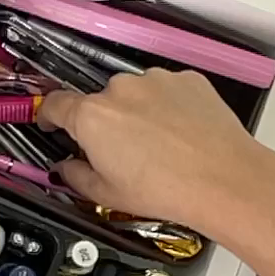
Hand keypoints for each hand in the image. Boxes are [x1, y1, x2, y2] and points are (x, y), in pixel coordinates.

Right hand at [37, 68, 274, 238]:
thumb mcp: (106, 194)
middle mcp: (119, 90)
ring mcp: (154, 81)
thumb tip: (66, 168)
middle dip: (104, 124)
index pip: (55, 104)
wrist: (225, 180)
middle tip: (120, 153)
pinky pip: (165, 90)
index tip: (52, 122)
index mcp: (91, 117)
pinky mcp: (186, 80)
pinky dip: (166, 107)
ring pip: (133, 94)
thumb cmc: (167, 189)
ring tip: (155, 146)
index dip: (49, 115)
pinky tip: (177, 135)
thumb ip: (75, 176)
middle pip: (98, 102)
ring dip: (136, 114)